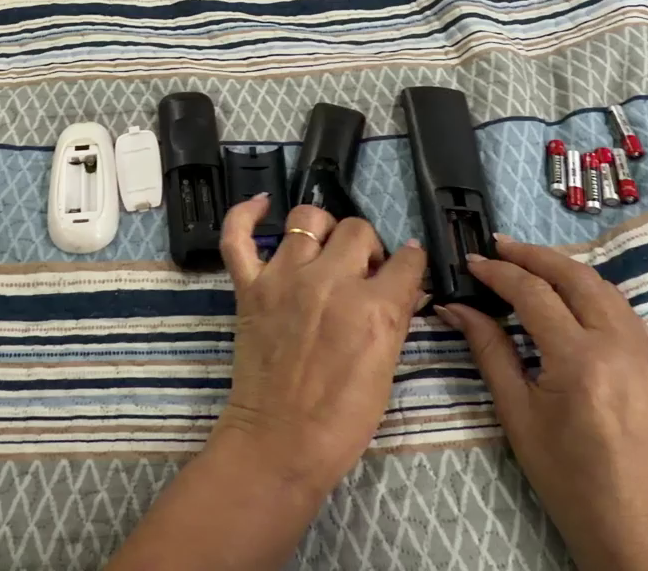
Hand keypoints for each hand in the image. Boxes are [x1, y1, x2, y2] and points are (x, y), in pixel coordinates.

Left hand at [213, 194, 428, 496]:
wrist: (280, 441)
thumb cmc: (342, 418)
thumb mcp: (387, 367)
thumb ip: (395, 316)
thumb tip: (404, 283)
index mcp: (374, 307)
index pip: (406, 260)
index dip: (409, 264)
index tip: (403, 269)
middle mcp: (330, 281)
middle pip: (357, 230)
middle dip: (366, 247)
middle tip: (361, 271)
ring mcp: (284, 278)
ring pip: (307, 219)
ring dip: (322, 229)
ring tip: (323, 248)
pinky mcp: (249, 285)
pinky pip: (238, 235)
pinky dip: (245, 213)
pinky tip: (261, 205)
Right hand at [435, 237, 647, 570]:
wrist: (644, 535)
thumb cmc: (569, 481)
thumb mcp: (518, 415)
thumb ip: (490, 350)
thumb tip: (457, 308)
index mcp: (580, 362)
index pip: (534, 294)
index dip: (499, 272)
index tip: (471, 262)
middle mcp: (621, 348)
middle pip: (577, 277)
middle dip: (534, 255)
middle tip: (499, 246)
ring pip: (607, 290)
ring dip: (566, 270)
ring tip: (529, 265)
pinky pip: (625, 314)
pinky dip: (592, 295)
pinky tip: (568, 300)